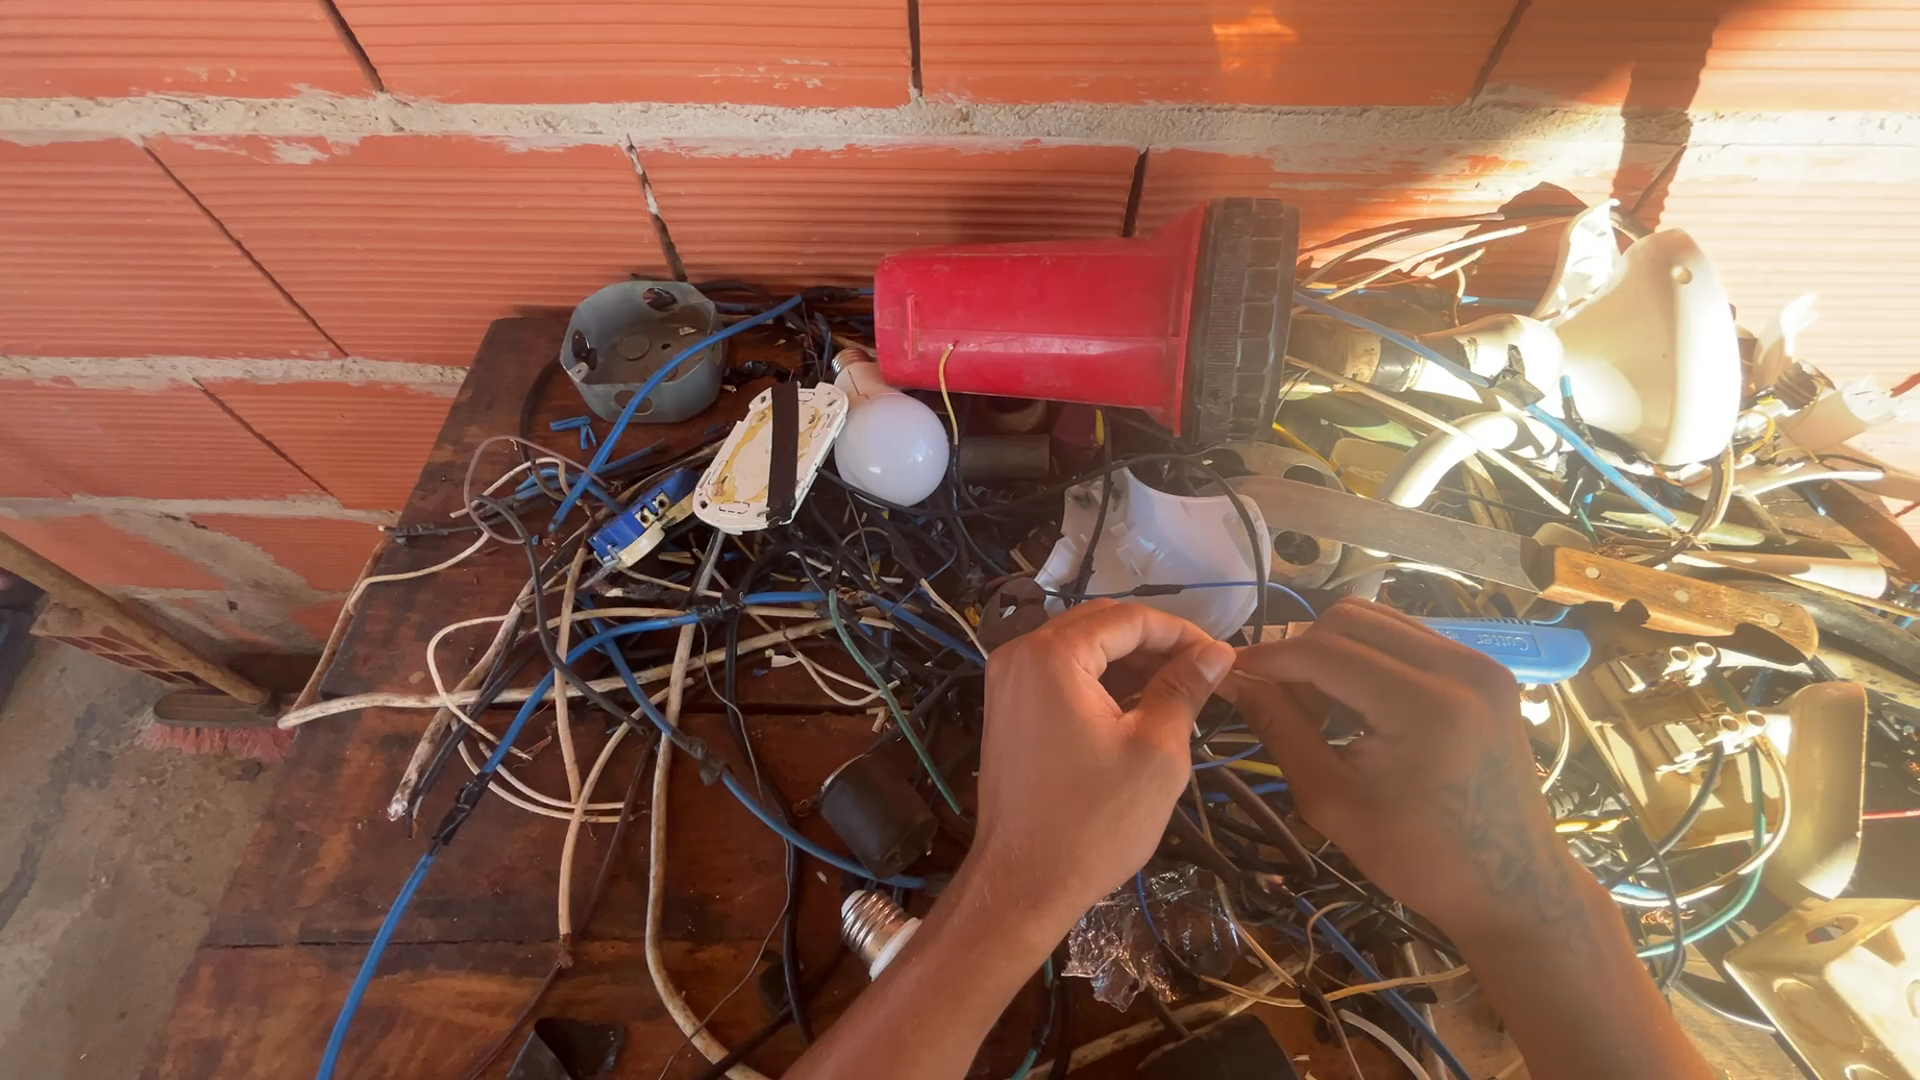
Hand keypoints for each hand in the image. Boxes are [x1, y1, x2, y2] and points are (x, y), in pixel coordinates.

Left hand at [965, 600, 1234, 938]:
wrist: (1022, 882)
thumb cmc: (1094, 821)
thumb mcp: (1155, 751)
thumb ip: (1184, 688)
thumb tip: (1217, 651)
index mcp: (1052, 654)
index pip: (1127, 618)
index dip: (1179, 632)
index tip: (1220, 655)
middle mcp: (1019, 653)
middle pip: (1099, 625)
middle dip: (1153, 643)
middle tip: (1202, 672)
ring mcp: (1007, 679)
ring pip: (1080, 648)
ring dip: (1128, 662)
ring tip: (1177, 689)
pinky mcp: (1007, 705)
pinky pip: (1059, 674)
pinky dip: (1098, 681)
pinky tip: (1136, 704)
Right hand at [1221, 598, 1583, 943]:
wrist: (1513, 888)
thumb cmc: (1417, 856)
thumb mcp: (1329, 798)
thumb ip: (1278, 727)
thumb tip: (1230, 680)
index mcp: (1424, 704)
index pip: (1321, 650)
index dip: (1267, 658)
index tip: (1230, 676)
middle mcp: (1459, 666)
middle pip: (1345, 619)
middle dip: (1301, 652)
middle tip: (1288, 703)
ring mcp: (1478, 662)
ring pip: (1372, 618)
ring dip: (1331, 648)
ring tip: (1322, 704)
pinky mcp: (1483, 669)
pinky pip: (1401, 635)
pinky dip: (1363, 654)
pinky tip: (1357, 700)